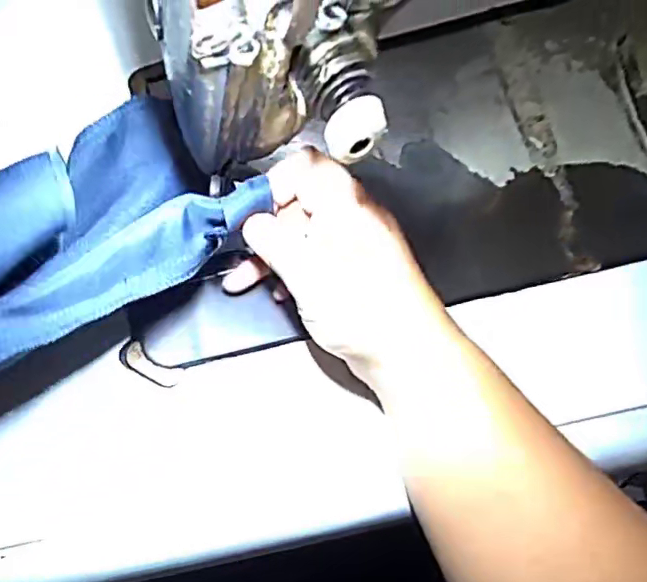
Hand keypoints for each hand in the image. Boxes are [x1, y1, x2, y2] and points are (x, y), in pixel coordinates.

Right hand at [222, 149, 461, 388]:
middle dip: (263, 229)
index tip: (245, 214)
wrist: (403, 351)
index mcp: (344, 204)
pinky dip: (293, 272)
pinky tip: (281, 291)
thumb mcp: (306, 271)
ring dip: (272, 255)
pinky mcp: (354, 275)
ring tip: (247, 278)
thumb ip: (274, 240)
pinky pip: (316, 261)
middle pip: (298, 204)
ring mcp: (354, 247)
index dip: (267, 186)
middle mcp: (352, 218)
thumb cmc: (369, 312)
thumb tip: (252, 222)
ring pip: (304, 236)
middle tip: (242, 252)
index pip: (301, 167)